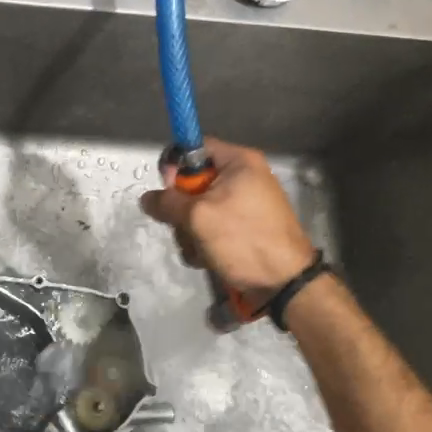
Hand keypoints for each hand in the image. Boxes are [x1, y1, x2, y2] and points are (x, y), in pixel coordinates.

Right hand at [139, 137, 317, 293]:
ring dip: (191, 231)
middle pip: (194, 182)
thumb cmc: (244, 239)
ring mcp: (246, 204)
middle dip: (182, 209)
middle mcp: (244, 177)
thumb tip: (147, 198)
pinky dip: (205, 242)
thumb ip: (167, 203)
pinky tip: (208, 258)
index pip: (194, 148)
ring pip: (200, 208)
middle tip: (185, 227)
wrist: (285, 283)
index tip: (168, 190)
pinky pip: (213, 226)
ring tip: (199, 250)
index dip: (175, 166)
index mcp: (239, 162)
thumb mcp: (198, 217)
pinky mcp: (245, 228)